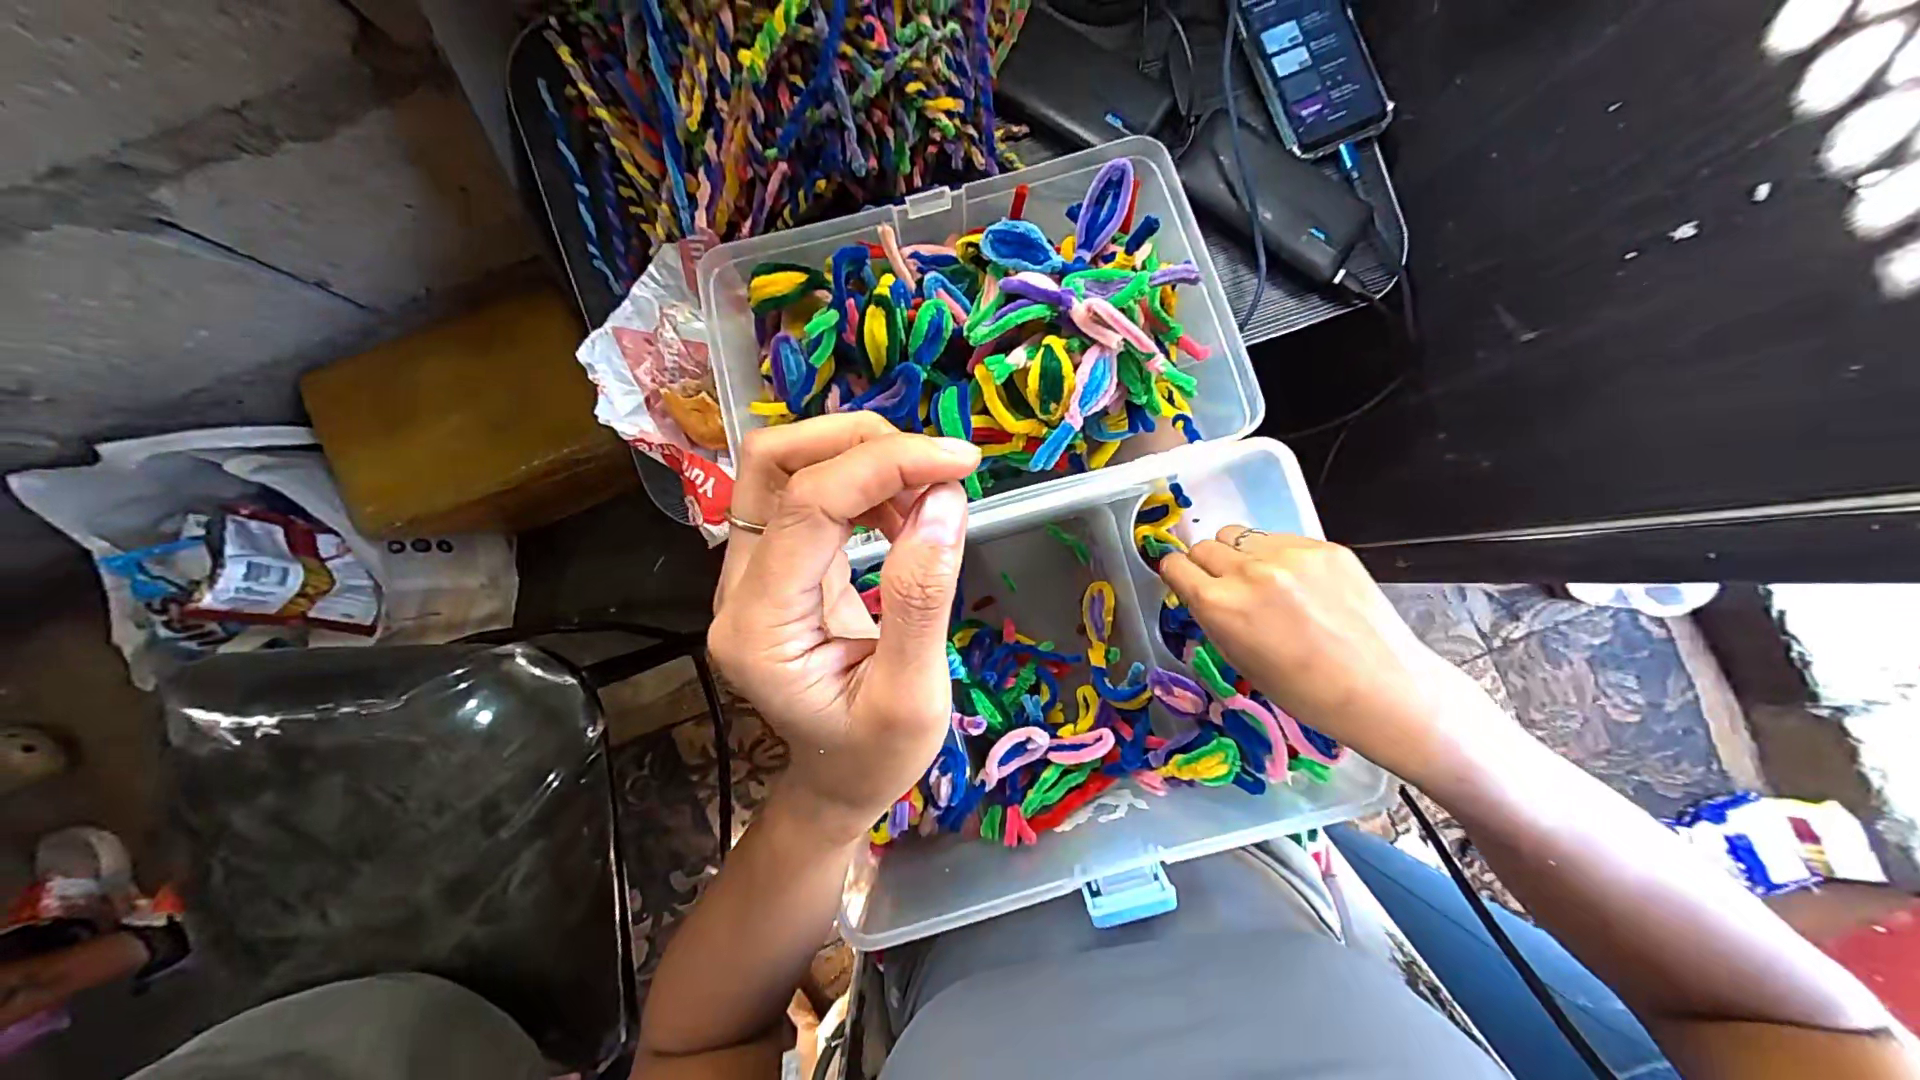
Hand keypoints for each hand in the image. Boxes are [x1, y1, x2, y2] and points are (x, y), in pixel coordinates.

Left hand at [711, 414, 980, 841]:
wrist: (838, 778)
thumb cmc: (874, 756)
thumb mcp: (912, 696)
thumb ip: (921, 600)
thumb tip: (944, 502)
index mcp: (759, 627)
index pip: (808, 506)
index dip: (886, 466)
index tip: (961, 462)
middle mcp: (738, 588)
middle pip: (775, 464)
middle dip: (861, 444)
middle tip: (938, 466)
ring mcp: (751, 572)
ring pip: (785, 466)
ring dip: (860, 455)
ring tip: (926, 488)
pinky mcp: (777, 565)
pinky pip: (807, 492)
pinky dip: (861, 479)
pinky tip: (904, 505)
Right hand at [1159, 526, 1507, 778]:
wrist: (1381, 688)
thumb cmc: (1304, 690)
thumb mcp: (1238, 657)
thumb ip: (1215, 615)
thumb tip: (1205, 591)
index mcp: (1219, 605)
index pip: (1175, 565)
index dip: (1178, 574)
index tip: (1186, 580)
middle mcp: (1247, 571)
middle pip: (1204, 545)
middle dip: (1209, 565)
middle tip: (1229, 586)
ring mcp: (1288, 554)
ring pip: (1240, 535)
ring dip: (1242, 554)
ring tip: (1266, 581)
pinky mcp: (1323, 546)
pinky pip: (1281, 538)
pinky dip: (1280, 556)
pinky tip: (1303, 585)